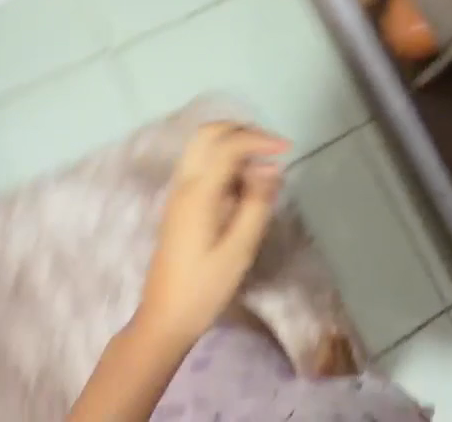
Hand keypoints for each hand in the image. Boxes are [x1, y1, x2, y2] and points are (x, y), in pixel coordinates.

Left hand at [134, 123, 288, 347]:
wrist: (163, 320)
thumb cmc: (204, 288)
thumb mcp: (239, 250)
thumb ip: (256, 203)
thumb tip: (271, 168)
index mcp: (198, 192)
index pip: (229, 145)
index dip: (260, 139)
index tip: (288, 149)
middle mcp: (184, 183)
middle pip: (210, 133)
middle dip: (243, 131)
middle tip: (272, 148)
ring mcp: (178, 192)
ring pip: (204, 145)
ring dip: (233, 144)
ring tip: (263, 166)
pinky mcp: (180, 203)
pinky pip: (202, 164)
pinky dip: (225, 160)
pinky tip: (244, 183)